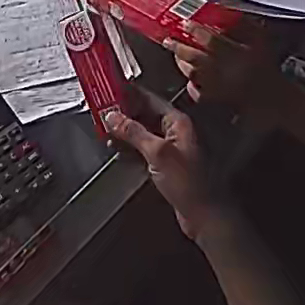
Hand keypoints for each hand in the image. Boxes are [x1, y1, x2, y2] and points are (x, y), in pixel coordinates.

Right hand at [106, 89, 226, 239]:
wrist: (203, 214)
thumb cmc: (190, 184)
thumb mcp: (158, 153)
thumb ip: (134, 132)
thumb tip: (113, 116)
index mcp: (178, 122)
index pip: (149, 98)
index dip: (128, 94)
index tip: (110, 90)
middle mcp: (174, 131)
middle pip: (143, 114)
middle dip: (122, 113)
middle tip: (101, 112)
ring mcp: (169, 147)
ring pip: (141, 131)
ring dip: (123, 131)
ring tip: (105, 130)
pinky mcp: (164, 163)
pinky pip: (142, 148)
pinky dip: (129, 146)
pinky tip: (117, 148)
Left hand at [164, 24, 282, 110]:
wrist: (275, 97)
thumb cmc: (267, 66)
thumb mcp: (261, 40)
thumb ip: (243, 25)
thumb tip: (223, 10)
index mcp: (239, 55)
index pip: (213, 41)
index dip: (197, 31)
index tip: (185, 23)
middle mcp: (227, 72)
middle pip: (197, 59)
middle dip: (180, 48)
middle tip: (168, 40)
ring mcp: (220, 88)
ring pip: (195, 76)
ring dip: (183, 64)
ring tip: (176, 55)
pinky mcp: (218, 101)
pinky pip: (199, 94)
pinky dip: (192, 86)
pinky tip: (190, 80)